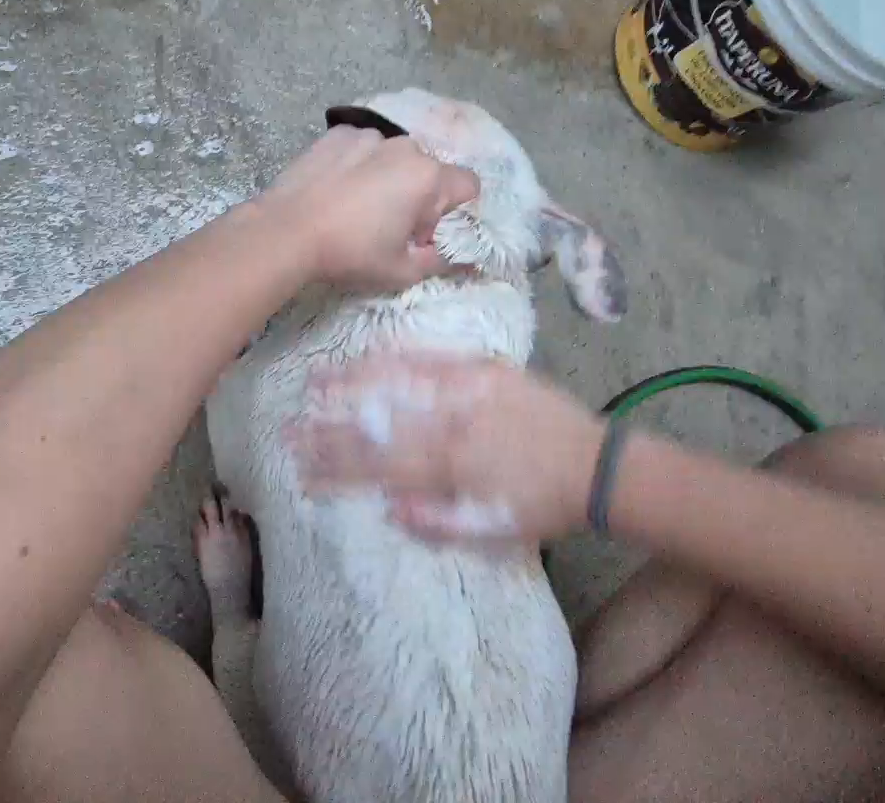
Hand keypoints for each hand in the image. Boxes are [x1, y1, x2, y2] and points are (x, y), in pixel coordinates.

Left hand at [260, 126, 479, 289]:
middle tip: (388, 226)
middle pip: (429, 171)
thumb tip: (468, 260)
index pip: (469, 185)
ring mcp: (369, 136)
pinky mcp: (338, 134)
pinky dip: (358, 165)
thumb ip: (443, 261)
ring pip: (394, 158)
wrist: (286, 232)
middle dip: (419, 196)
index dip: (454, 212)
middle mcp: (405, 147)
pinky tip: (336, 188)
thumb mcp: (402, 271)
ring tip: (356, 207)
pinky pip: (363, 149)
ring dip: (388, 178)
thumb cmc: (351, 253)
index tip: (425, 232)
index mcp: (428, 178)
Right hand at [287, 354, 605, 544]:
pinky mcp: (484, 369)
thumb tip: (386, 508)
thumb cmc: (541, 505)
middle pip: (378, 425)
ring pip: (398, 384)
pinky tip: (372, 354)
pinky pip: (434, 359)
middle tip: (288, 429)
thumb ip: (436, 521)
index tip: (301, 469)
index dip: (336, 468)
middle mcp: (452, 423)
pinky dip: (399, 357)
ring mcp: (467, 390)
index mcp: (451, 467)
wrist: (596, 466)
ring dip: (352, 385)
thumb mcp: (493, 529)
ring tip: (315, 383)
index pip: (379, 466)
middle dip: (329, 429)